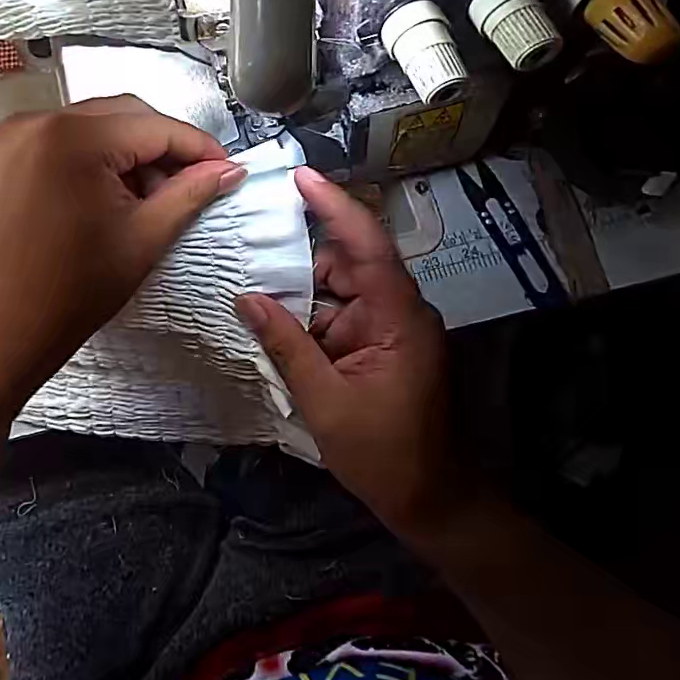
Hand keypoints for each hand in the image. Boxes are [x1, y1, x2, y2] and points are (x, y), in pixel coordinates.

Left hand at [0, 95, 244, 411]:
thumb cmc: (70, 293)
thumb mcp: (144, 238)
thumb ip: (191, 193)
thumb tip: (228, 170)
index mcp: (73, 138)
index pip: (156, 126)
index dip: (199, 147)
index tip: (228, 168)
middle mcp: (39, 122)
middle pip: (126, 116)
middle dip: (167, 147)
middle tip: (198, 182)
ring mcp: (18, 136)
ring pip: (100, 125)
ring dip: (135, 152)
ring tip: (158, 195)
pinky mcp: (10, 155)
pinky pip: (72, 139)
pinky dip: (103, 157)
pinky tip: (120, 193)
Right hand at [235, 168, 471, 535]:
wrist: (432, 501)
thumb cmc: (385, 455)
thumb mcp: (326, 401)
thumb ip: (286, 345)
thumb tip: (247, 299)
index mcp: (397, 317)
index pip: (368, 246)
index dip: (335, 206)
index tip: (300, 178)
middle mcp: (398, 311)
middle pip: (347, 264)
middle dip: (300, 260)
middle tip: (251, 250)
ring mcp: (389, 327)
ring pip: (340, 290)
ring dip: (301, 293)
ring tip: (254, 289)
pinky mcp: (379, 344)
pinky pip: (341, 315)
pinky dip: (310, 318)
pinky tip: (274, 321)